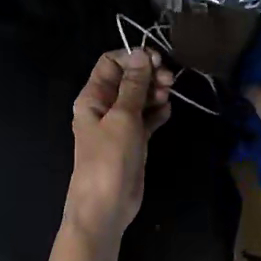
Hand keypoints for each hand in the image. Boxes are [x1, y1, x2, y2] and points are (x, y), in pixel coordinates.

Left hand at [65, 49, 173, 237]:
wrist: (105, 207)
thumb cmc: (109, 159)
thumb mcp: (123, 118)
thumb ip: (133, 86)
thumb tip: (141, 54)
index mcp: (92, 98)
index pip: (110, 63)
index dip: (133, 57)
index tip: (157, 61)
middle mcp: (103, 108)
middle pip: (127, 79)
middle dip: (148, 74)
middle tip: (169, 81)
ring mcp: (118, 126)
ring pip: (139, 98)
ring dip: (155, 93)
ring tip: (168, 97)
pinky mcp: (132, 142)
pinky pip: (146, 119)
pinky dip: (157, 113)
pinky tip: (167, 112)